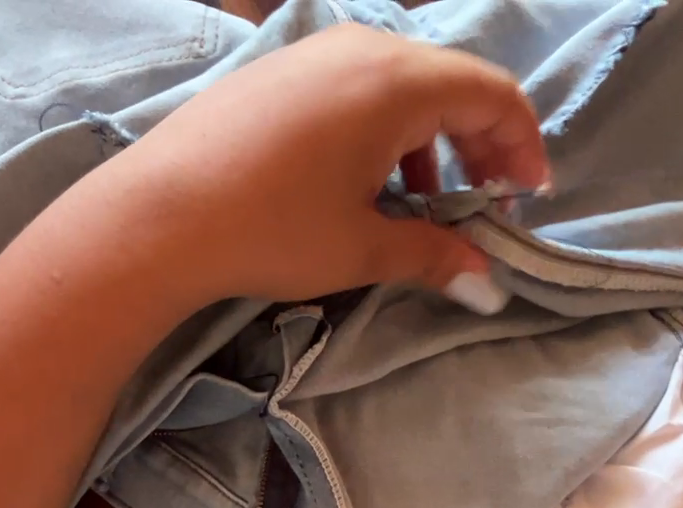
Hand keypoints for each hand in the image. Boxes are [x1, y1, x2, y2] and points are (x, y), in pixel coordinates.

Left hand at [94, 25, 548, 311]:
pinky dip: (378, 135)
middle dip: (477, 148)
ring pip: (398, 89)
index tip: (524, 201)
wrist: (158, 217)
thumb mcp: (361, 249)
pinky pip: (351, 92)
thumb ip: (433, 256)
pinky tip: (358, 185)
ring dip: (425, 145)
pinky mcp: (275, 75)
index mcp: (397, 82)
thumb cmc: (270, 231)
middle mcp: (360, 48)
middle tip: (481, 207)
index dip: (522, 147)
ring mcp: (311, 54)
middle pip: (448, 84)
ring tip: (416, 206)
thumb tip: (486, 284)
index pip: (492, 94)